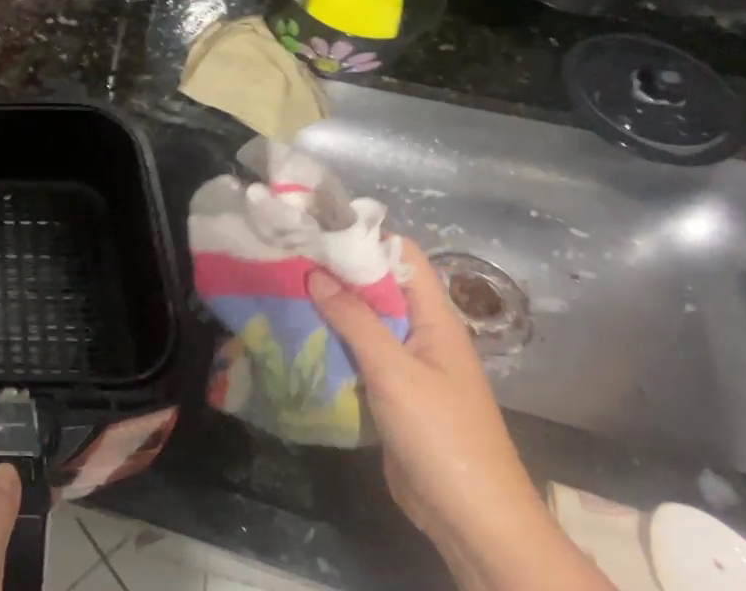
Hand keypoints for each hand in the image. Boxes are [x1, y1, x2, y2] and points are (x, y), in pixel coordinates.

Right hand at [308, 238, 612, 590]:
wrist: (471, 517)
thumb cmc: (442, 436)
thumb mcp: (395, 372)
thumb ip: (355, 320)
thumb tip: (314, 273)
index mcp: (436, 321)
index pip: (401, 259)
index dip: (362, 239)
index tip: (312, 228)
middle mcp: (421, 335)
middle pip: (375, 289)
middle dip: (332, 272)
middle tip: (280, 257)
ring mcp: (405, 366)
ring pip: (361, 323)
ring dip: (324, 309)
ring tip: (275, 289)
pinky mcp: (389, 394)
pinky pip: (354, 357)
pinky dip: (326, 344)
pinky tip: (290, 336)